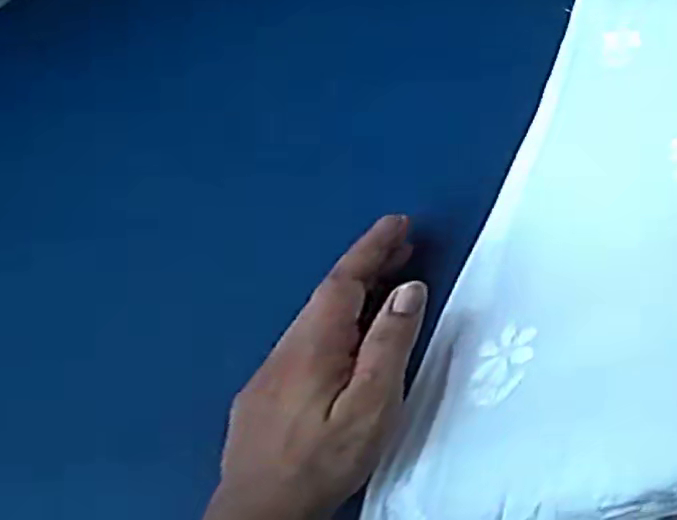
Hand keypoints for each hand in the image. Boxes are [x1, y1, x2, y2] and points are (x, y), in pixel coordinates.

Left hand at [205, 215, 428, 519]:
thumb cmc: (325, 459)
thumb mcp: (372, 401)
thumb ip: (390, 341)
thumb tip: (408, 287)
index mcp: (310, 350)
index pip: (341, 284)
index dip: (370, 248)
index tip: (397, 221)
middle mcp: (283, 356)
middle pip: (327, 297)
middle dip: (367, 263)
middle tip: (406, 240)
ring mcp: (268, 379)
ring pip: (316, 318)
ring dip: (356, 290)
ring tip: (392, 275)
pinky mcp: (264, 399)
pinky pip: (308, 339)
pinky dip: (340, 316)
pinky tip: (356, 327)